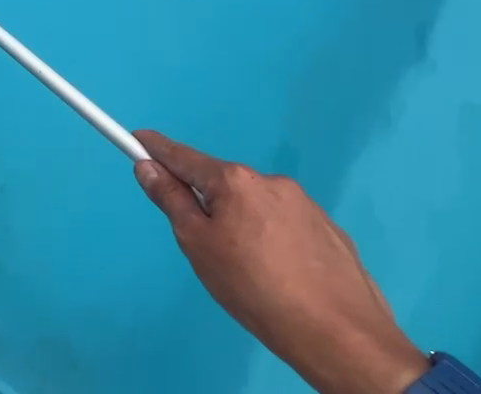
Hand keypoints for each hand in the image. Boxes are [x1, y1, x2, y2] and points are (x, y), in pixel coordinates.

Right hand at [134, 130, 429, 393]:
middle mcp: (271, 182)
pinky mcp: (333, 232)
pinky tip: (281, 273)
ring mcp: (307, 206)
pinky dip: (273, 237)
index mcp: (234, 181)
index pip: (181, 155)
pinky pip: (285, 223)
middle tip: (205, 243)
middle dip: (206, 201)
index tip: (136, 139)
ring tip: (250, 268)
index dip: (154, 148)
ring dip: (242, 221)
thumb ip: (171, 200)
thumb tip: (147, 166)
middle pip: (221, 182)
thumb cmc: (256, 289)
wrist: (345, 342)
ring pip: (254, 204)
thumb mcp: (198, 245)